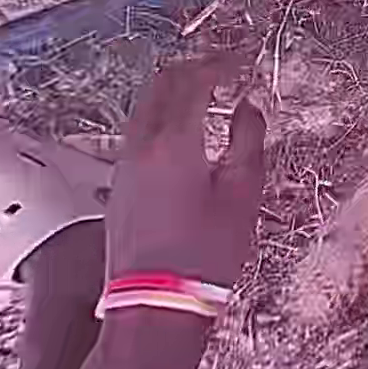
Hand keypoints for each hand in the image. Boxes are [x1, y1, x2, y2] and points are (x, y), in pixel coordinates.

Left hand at [106, 56, 266, 286]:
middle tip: (223, 71)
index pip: (195, 81)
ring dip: (174, 91)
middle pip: (162, 84)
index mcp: (175, 140)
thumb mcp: (242, 192)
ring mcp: (124, 164)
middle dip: (193, 69)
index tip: (242, 62)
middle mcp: (142, 144)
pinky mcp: (119, 184)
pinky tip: (183, 132)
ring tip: (205, 96)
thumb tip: (248, 106)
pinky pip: (139, 131)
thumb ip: (248, 138)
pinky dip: (162, 116)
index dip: (220, 64)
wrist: (156, 306)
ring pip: (146, 106)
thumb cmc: (208, 251)